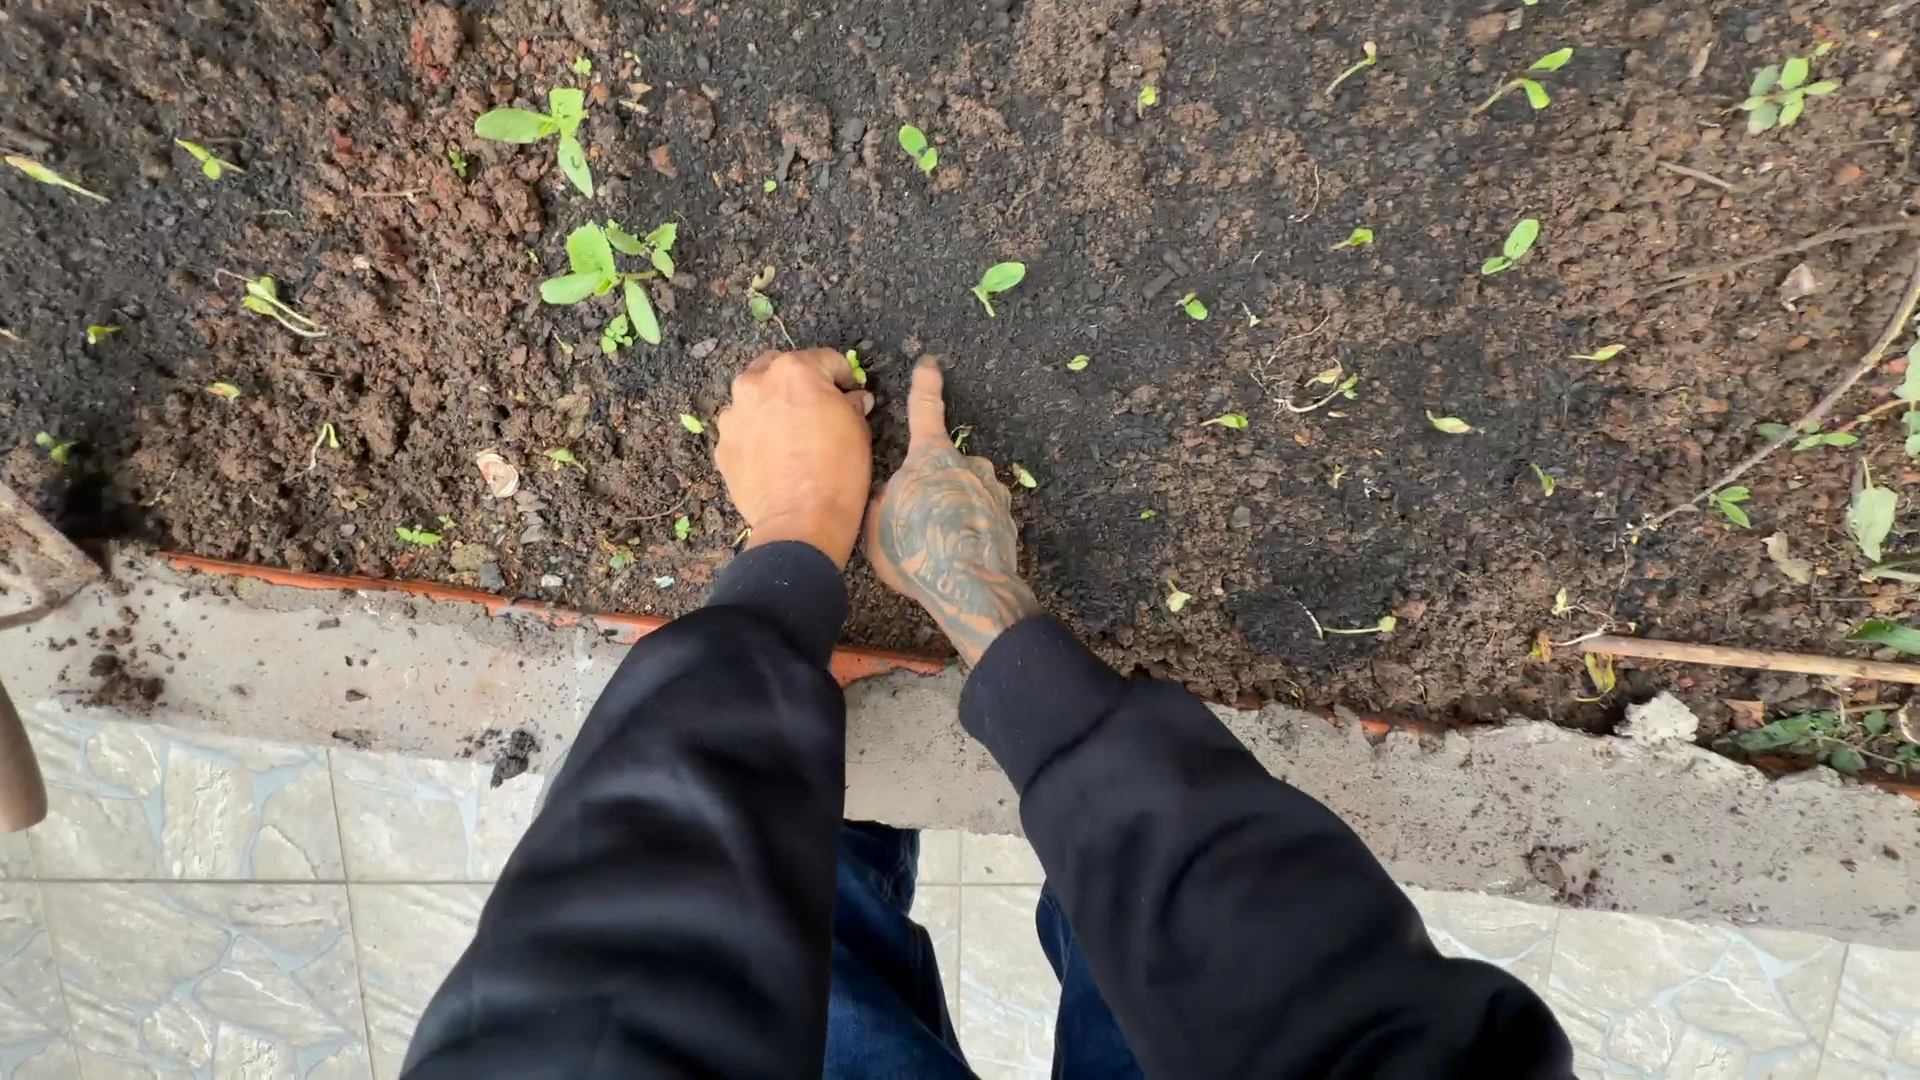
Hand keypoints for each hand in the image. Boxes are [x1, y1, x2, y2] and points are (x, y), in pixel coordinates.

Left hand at [716, 349, 874, 568]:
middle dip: (797, 382)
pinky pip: (743, 430)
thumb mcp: (859, 431)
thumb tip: (853, 398)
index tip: (850, 391)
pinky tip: (773, 458)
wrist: (801, 522)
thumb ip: (852, 405)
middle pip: (777, 368)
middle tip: (815, 407)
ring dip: (771, 407)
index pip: (825, 359)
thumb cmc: (839, 472)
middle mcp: (755, 383)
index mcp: (794, 371)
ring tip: (789, 435)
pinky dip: (757, 436)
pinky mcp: (722, 445)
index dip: (843, 376)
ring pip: (754, 398)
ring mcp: (733, 415)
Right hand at [864, 357, 1039, 665]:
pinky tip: (958, 557)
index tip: (930, 365)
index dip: (925, 384)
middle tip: (916, 523)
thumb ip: (882, 501)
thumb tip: (889, 497)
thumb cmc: (914, 551)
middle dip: (931, 487)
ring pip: (966, 493)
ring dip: (953, 511)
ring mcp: (993, 491)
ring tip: (937, 547)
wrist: (970, 589)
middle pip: (945, 466)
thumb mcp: (876, 525)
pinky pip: (982, 517)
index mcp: (931, 457)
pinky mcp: (1008, 518)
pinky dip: (970, 531)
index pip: (925, 409)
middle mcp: (968, 464)